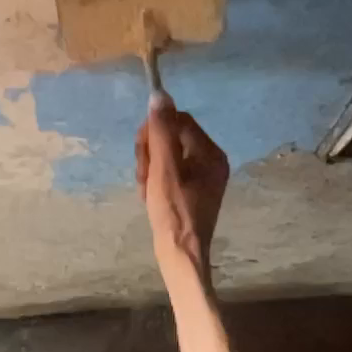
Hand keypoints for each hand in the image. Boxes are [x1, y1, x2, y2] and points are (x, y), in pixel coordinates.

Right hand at [134, 104, 227, 271]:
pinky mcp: (194, 192)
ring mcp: (204, 178)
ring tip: (144, 191)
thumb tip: (159, 95)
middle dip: (151, 152)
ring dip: (150, 168)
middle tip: (141, 176)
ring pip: (168, 156)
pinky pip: (171, 173)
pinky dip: (156, 181)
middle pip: (173, 137)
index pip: (179, 121)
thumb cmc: (174, 214)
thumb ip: (161, 132)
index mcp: (211, 153)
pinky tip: (149, 197)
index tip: (140, 151)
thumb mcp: (164, 170)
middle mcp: (212, 161)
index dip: (155, 131)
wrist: (181, 256)